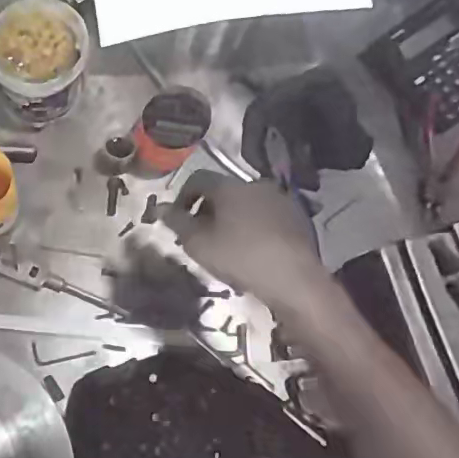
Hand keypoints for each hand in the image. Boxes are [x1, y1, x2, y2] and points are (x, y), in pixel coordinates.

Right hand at [169, 173, 328, 311]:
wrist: (293, 279)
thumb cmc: (239, 257)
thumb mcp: (197, 243)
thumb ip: (176, 222)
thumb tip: (161, 208)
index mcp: (229, 186)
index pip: (197, 178)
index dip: (182, 197)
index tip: (178, 220)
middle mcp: (256, 184)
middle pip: (222, 191)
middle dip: (207, 210)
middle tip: (200, 237)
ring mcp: (280, 199)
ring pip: (245, 204)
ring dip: (230, 219)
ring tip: (226, 246)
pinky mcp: (297, 217)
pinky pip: (265, 216)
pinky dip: (252, 227)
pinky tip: (251, 250)